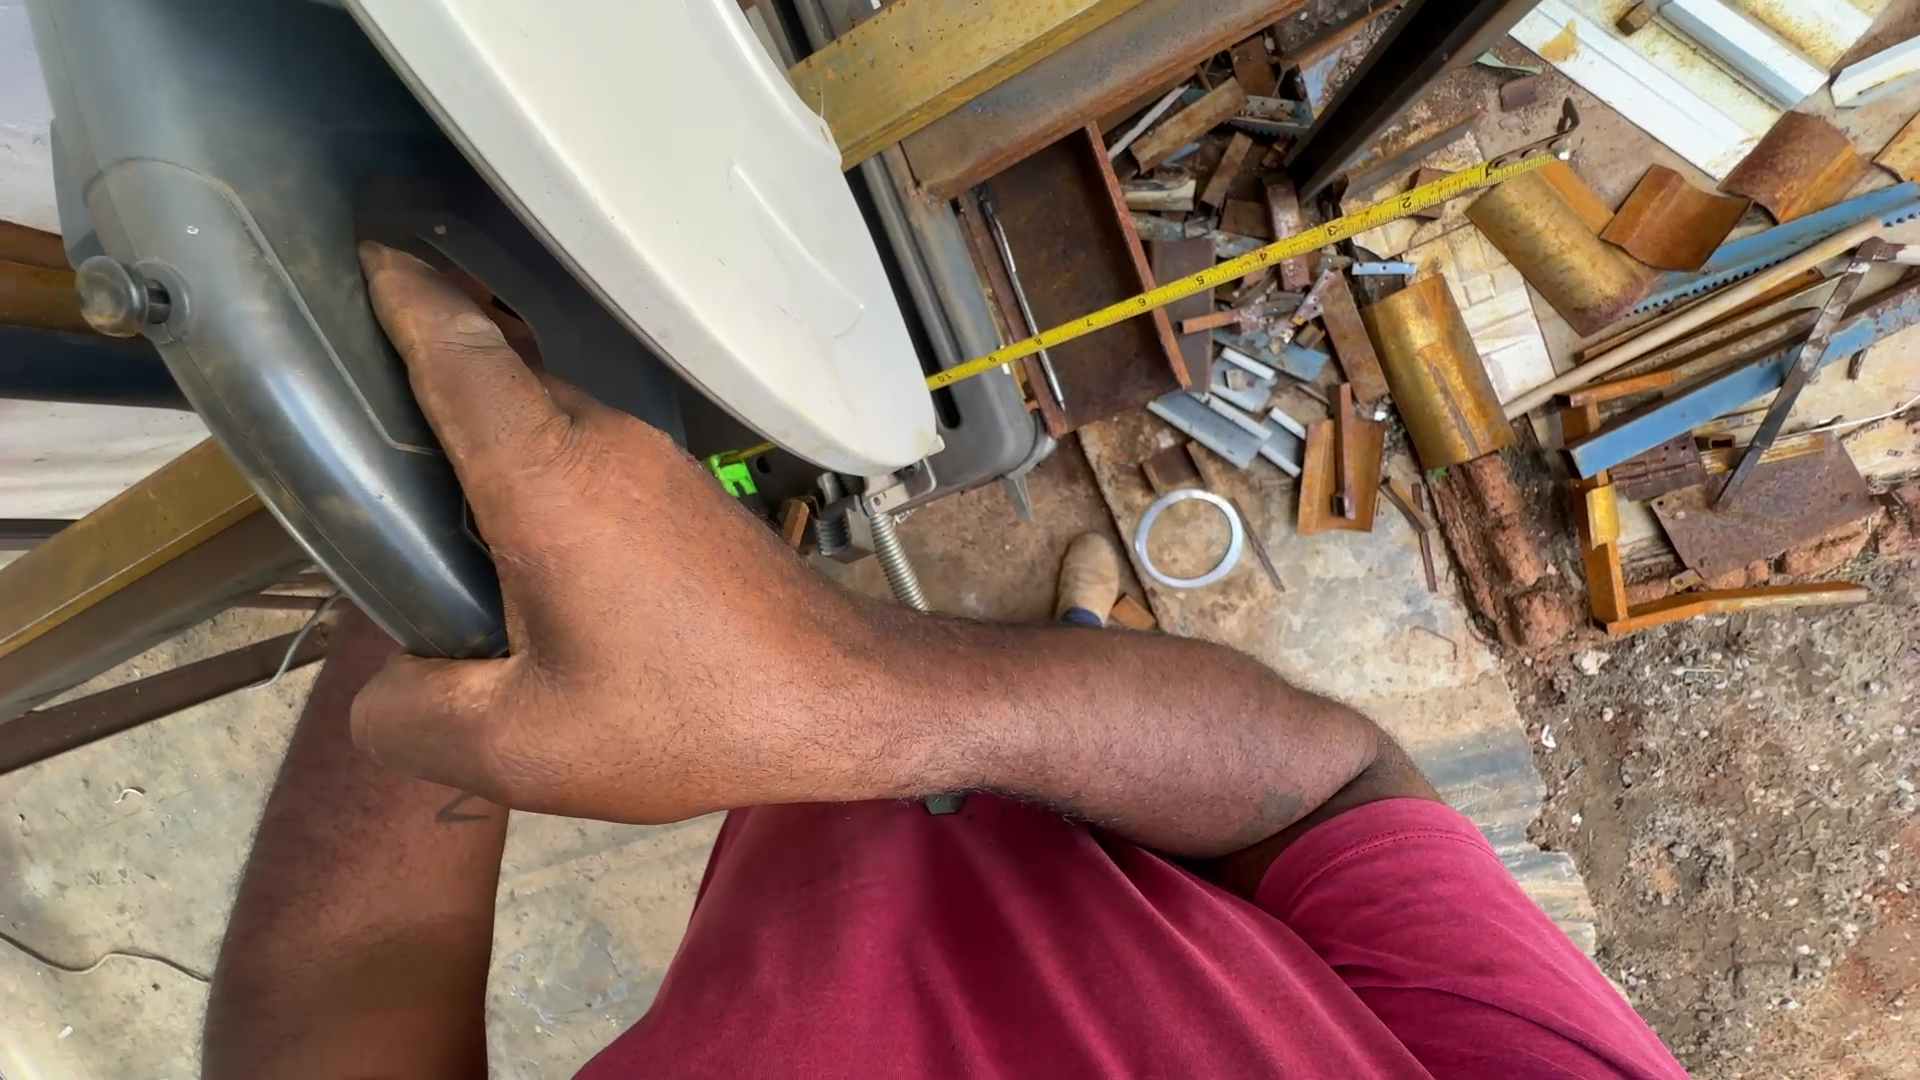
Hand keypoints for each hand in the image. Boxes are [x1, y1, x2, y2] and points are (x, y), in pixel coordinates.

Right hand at [348, 243, 922, 822]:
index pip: (460, 346)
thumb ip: (410, 710)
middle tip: (361, 454)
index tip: (354, 259)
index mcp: (554, 476)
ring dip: (496, 461)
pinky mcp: (701, 501)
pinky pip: (603, 473)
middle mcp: (617, 446)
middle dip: (428, 399)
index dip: (399, 296)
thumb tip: (403, 677)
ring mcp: (670, 469)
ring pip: (555, 435)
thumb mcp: (520, 745)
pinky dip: (554, 493)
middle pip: (502, 390)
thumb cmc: (692, 716)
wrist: (839, 697)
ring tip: (444, 529)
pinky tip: (541, 564)